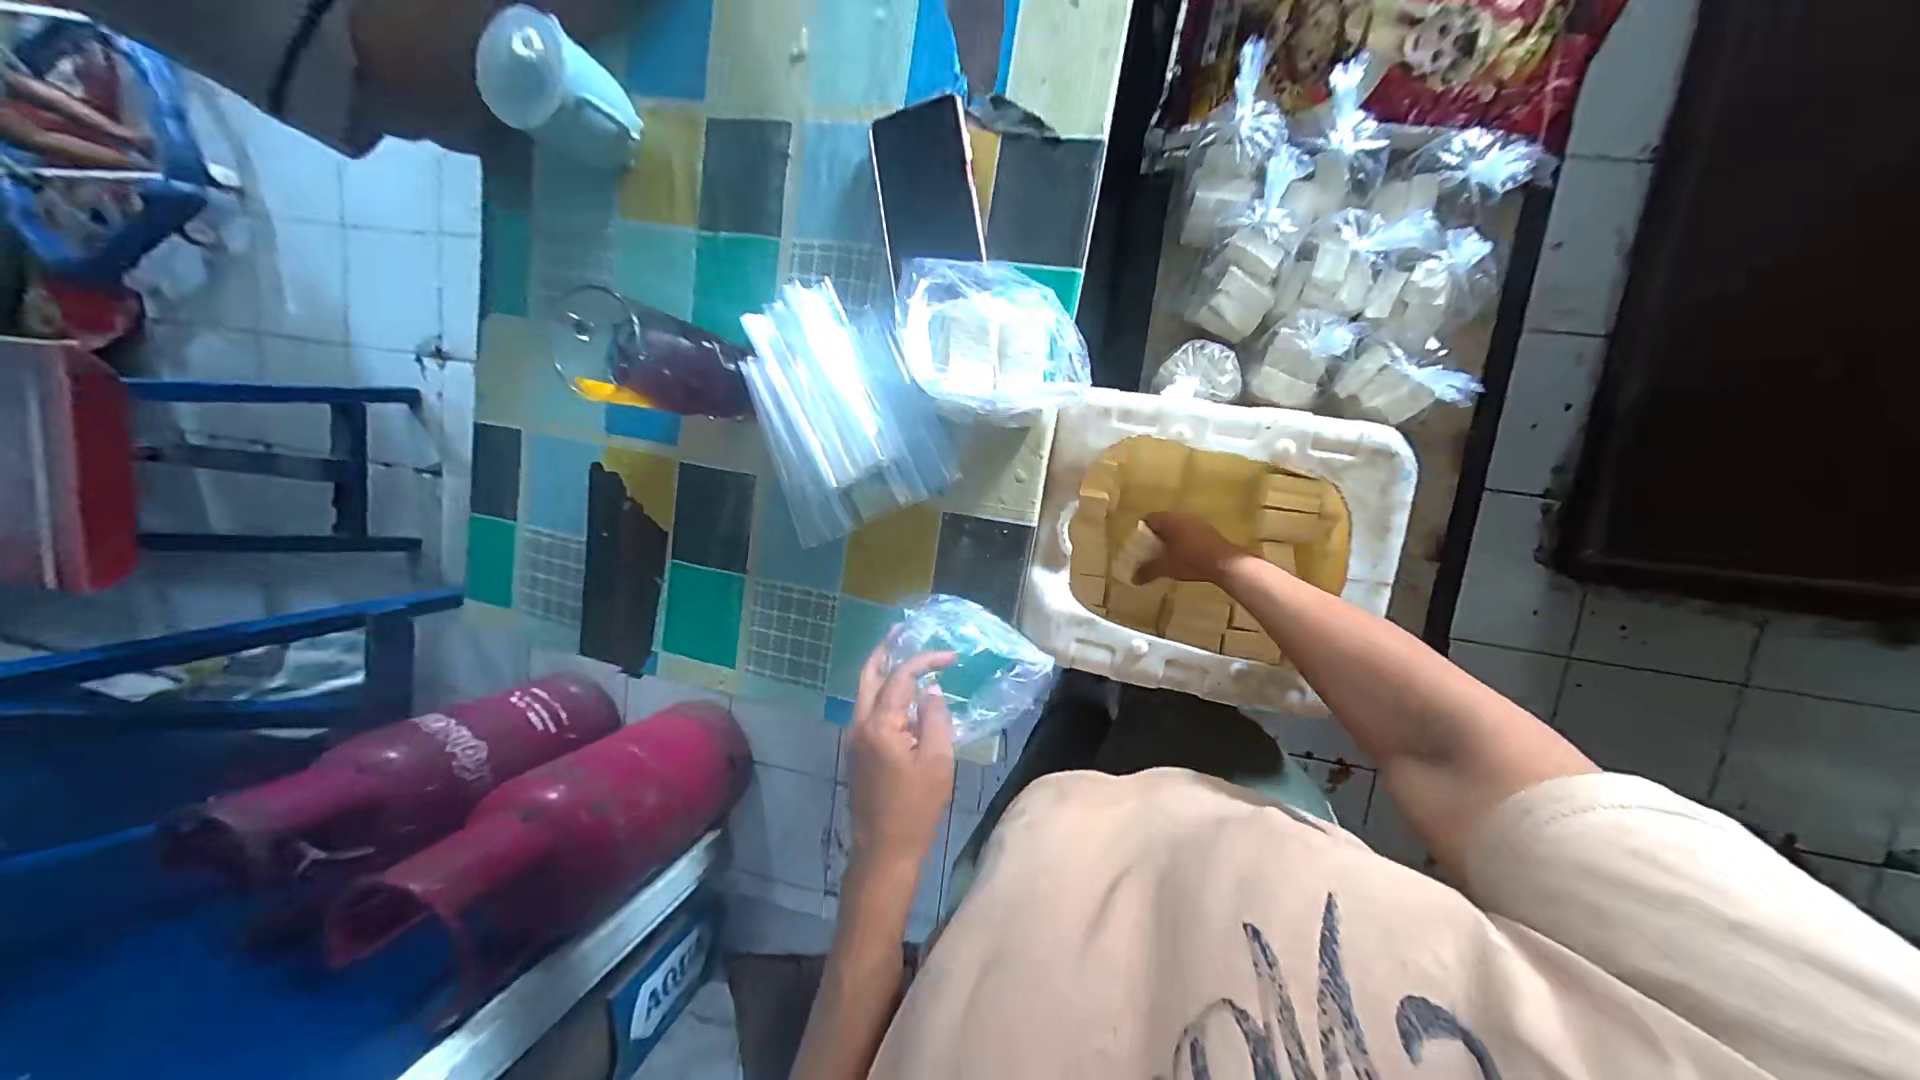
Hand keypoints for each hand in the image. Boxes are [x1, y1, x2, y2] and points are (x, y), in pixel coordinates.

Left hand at [847, 644, 957, 867]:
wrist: (884, 850)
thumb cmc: (915, 807)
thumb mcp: (937, 761)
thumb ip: (935, 719)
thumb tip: (930, 691)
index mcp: (880, 724)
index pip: (901, 677)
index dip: (926, 660)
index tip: (952, 657)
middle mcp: (860, 724)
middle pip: (869, 674)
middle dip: (887, 650)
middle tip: (905, 631)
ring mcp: (854, 737)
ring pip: (865, 691)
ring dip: (884, 670)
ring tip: (908, 656)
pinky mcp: (857, 751)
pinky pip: (869, 709)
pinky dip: (884, 693)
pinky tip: (905, 696)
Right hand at [1138, 511, 1249, 584]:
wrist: (1226, 563)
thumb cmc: (1191, 560)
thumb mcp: (1166, 567)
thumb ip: (1148, 571)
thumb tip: (1133, 579)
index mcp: (1168, 520)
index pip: (1149, 519)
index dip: (1141, 531)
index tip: (1139, 545)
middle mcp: (1182, 516)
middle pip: (1163, 522)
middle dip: (1156, 536)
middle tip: (1151, 551)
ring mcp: (1197, 522)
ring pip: (1177, 527)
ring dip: (1171, 539)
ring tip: (1167, 555)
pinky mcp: (1208, 531)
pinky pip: (1189, 533)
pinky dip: (1183, 542)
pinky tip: (1184, 556)